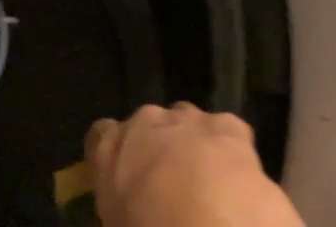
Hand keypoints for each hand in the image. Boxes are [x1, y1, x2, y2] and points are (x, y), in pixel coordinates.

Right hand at [85, 103, 303, 226]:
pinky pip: (224, 131)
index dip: (114, 153)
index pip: (101, 135)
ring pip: (188, 122)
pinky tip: (233, 176)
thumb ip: (120, 200)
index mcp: (111, 149)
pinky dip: (227, 148)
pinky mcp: (230, 124)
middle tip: (167, 183)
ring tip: (203, 179)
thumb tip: (132, 201)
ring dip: (192, 142)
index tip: (122, 174)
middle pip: (150, 124)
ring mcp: (191, 118)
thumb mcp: (117, 221)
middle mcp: (149, 122)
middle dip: (158, 145)